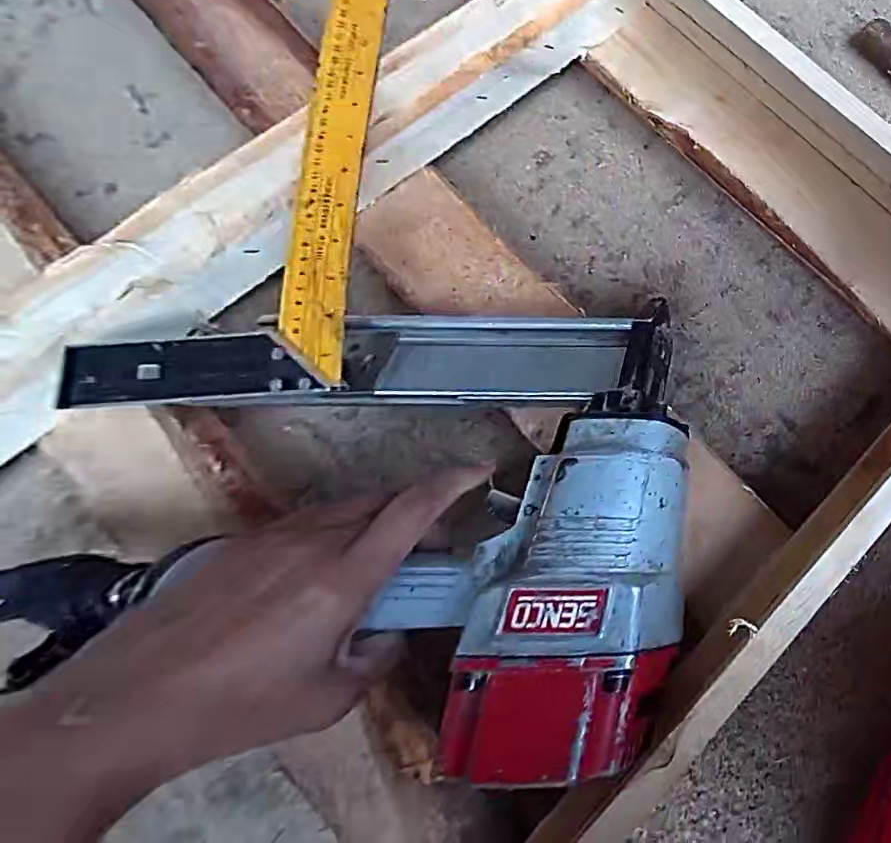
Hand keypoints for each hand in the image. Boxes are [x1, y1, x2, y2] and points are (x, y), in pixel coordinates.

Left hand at [0, 468, 484, 840]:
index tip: (481, 471)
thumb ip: (376, 658)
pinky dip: (332, 532)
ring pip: (346, 509)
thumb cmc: (230, 709)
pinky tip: (317, 571)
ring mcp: (269, 543)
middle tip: (432, 542)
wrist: (111, 716)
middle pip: (387, 502)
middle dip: (422, 512)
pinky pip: (304, 524)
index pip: (416, 508)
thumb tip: (388, 637)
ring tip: (376, 556)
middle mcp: (313, 545)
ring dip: (377, 520)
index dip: (456, 482)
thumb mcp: (327, 699)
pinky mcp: (233, 550)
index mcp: (346, 576)